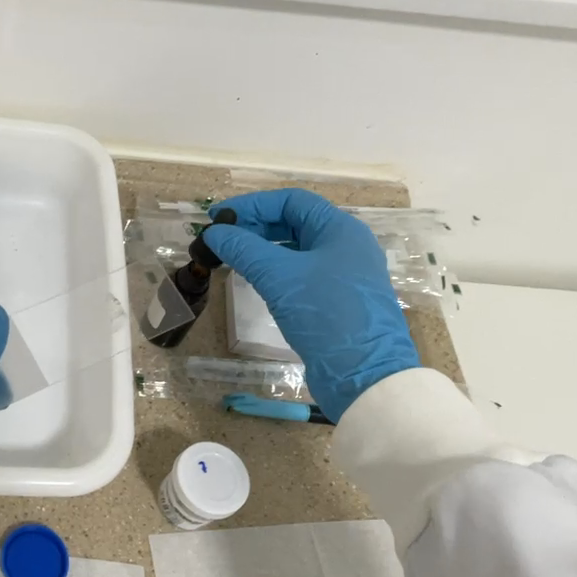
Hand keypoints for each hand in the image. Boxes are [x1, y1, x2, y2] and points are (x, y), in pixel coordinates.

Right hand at [202, 188, 418, 417]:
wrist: (363, 376)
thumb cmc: (327, 315)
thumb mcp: (279, 277)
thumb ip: (243, 249)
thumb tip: (212, 232)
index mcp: (340, 230)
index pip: (291, 201)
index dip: (251, 205)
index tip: (218, 217)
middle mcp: (344, 246)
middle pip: (293, 223)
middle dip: (254, 226)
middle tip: (219, 238)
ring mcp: (342, 275)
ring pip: (295, 250)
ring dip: (261, 249)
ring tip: (229, 257)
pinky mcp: (335, 301)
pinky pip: (298, 274)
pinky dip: (273, 271)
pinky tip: (252, 280)